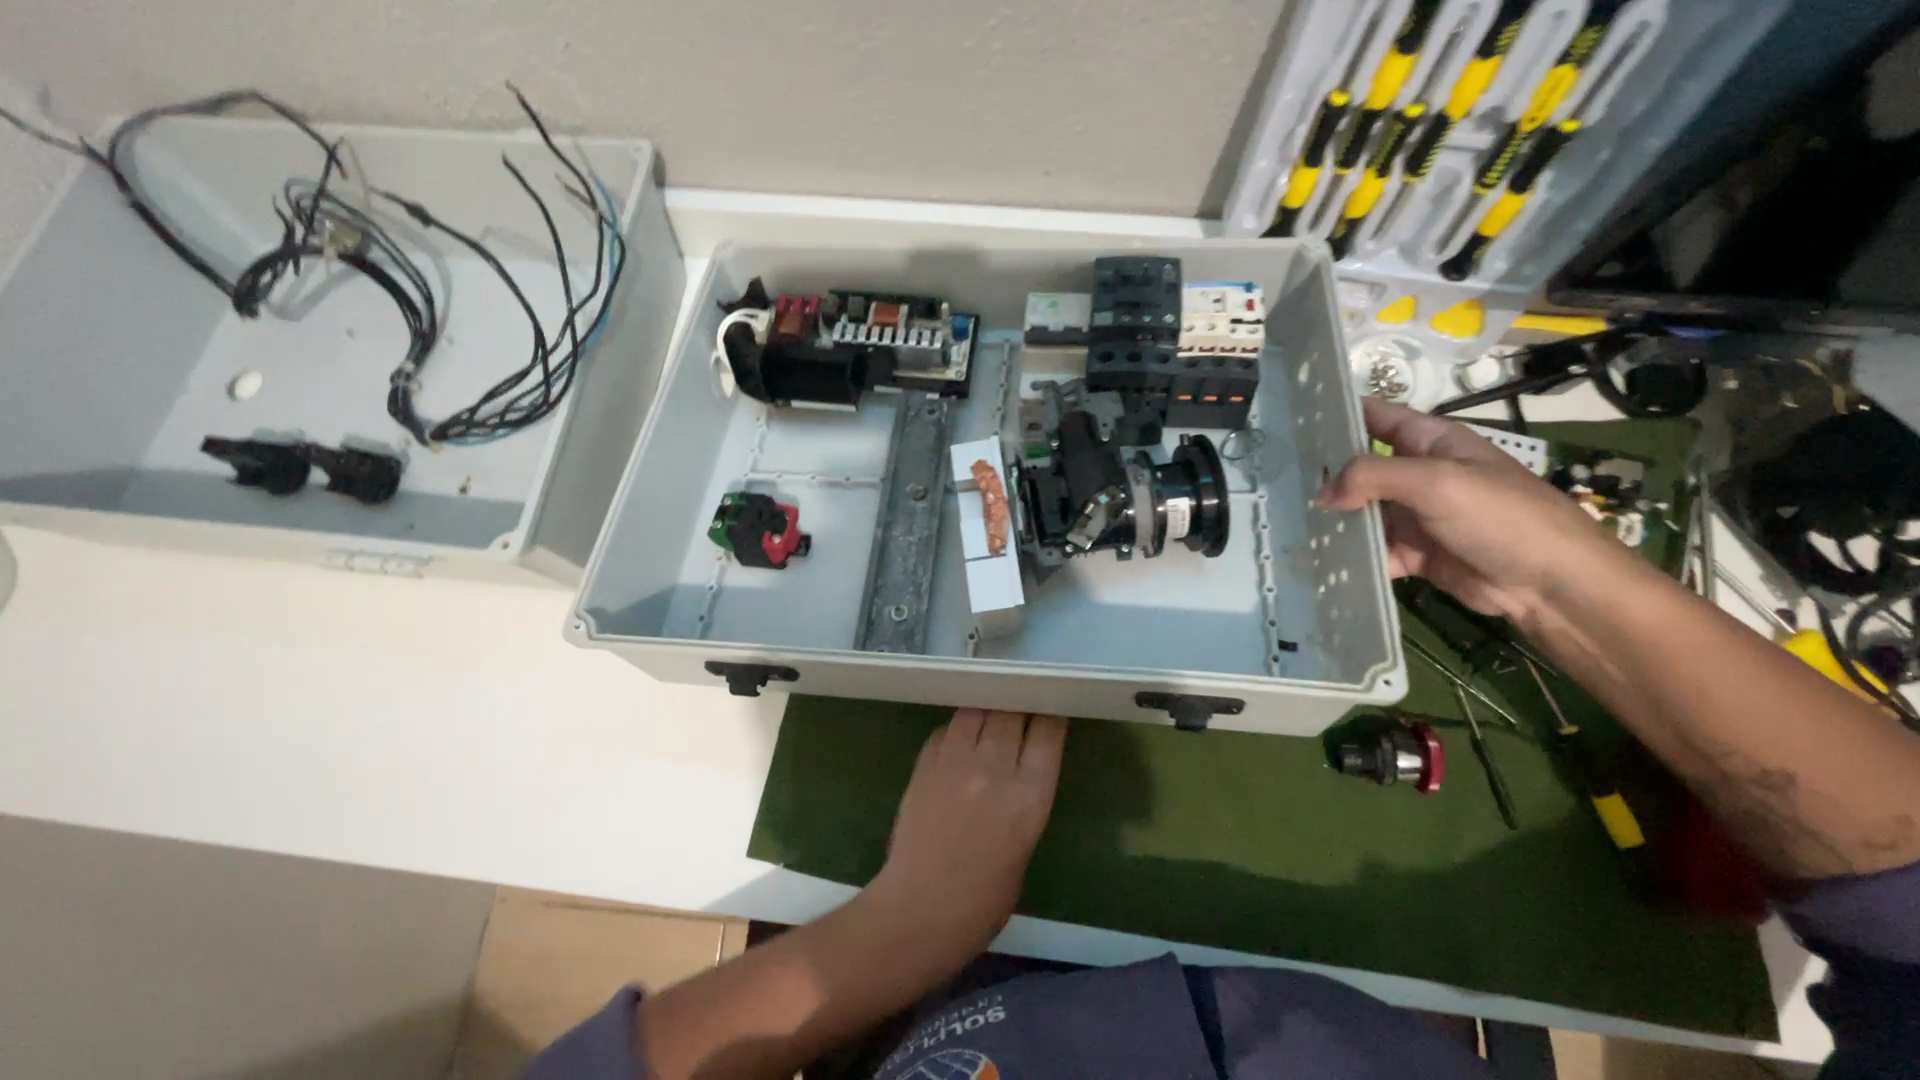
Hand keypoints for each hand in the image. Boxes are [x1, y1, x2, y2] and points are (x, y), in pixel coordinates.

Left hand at [868, 710, 1066, 953]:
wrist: (919, 912)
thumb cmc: (982, 903)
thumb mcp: (1024, 850)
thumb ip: (1024, 802)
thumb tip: (1020, 774)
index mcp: (1030, 797)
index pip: (1048, 733)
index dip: (1051, 715)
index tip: (1052, 709)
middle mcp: (995, 770)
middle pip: (1012, 712)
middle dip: (1020, 705)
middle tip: (1022, 707)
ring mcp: (955, 763)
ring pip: (976, 711)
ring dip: (987, 709)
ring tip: (991, 713)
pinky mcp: (924, 765)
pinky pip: (945, 730)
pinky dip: (956, 729)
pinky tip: (960, 740)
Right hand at [1319, 398, 1640, 622]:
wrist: (1549, 583)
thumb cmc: (1500, 516)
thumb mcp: (1436, 482)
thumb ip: (1373, 477)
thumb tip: (1323, 494)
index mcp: (1431, 442)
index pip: (1376, 417)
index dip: (1339, 415)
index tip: (1293, 423)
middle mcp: (1419, 474)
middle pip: (1360, 469)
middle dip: (1324, 475)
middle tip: (1276, 484)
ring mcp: (1417, 516)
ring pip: (1362, 513)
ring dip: (1334, 521)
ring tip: (1288, 527)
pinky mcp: (1415, 554)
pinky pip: (1374, 552)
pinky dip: (1351, 558)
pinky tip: (1321, 563)